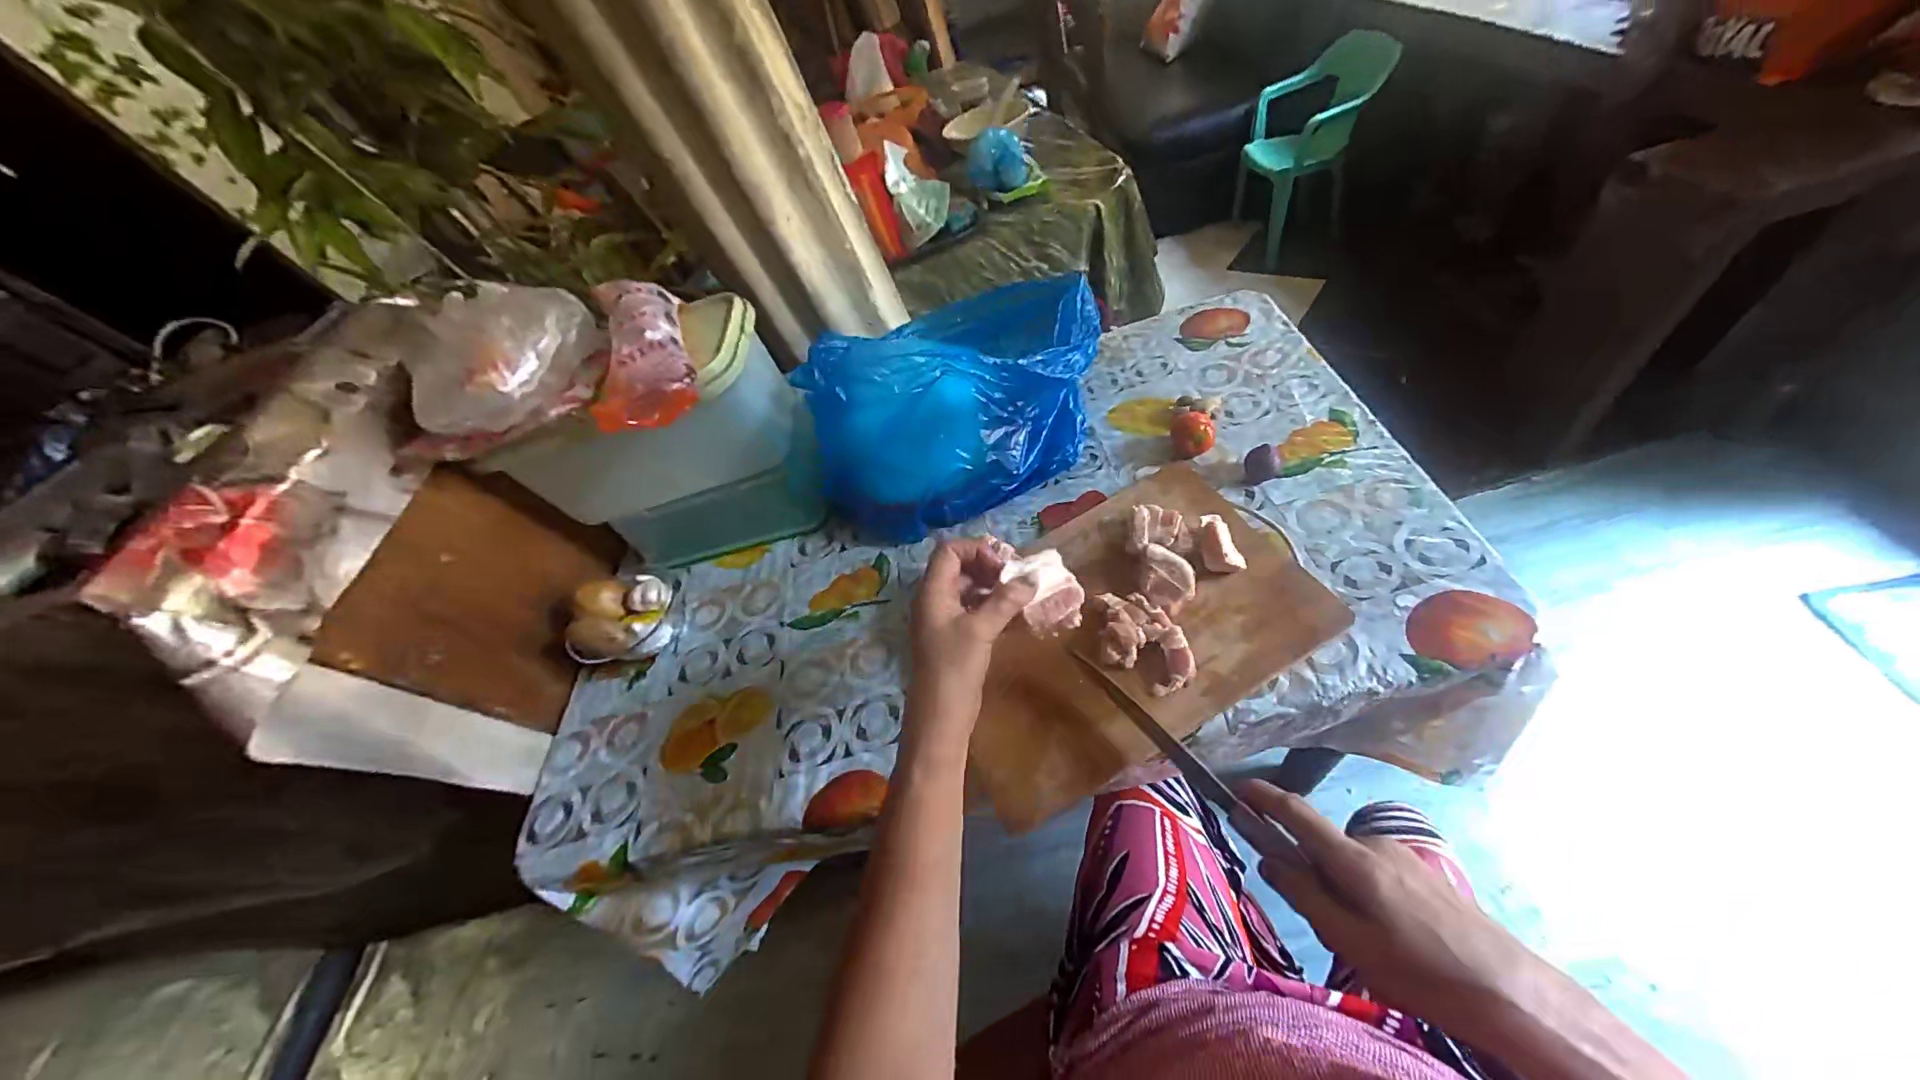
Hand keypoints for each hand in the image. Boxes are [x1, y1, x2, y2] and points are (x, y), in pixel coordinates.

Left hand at [908, 537, 1033, 723]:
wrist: (940, 716)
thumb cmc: (954, 668)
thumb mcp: (981, 630)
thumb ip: (1005, 601)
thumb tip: (1032, 577)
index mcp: (932, 592)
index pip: (949, 551)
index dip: (977, 550)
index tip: (1003, 568)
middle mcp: (935, 599)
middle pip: (960, 566)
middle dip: (990, 566)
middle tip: (1018, 579)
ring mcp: (945, 618)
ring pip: (970, 588)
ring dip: (995, 586)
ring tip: (1022, 594)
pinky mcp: (956, 635)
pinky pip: (975, 609)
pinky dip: (995, 605)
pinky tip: (1018, 613)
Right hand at [1235, 781, 1547, 1035]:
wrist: (1514, 993)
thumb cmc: (1420, 971)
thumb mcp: (1349, 941)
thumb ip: (1304, 895)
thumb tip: (1269, 859)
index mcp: (1353, 860)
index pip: (1296, 814)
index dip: (1264, 798)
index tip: (1237, 788)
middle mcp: (1375, 844)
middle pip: (1322, 845)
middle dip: (1308, 870)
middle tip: (1320, 921)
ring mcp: (1404, 855)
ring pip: (1350, 863)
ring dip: (1341, 886)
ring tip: (1366, 940)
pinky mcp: (1425, 872)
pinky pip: (1375, 871)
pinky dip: (1365, 890)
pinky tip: (1392, 934)